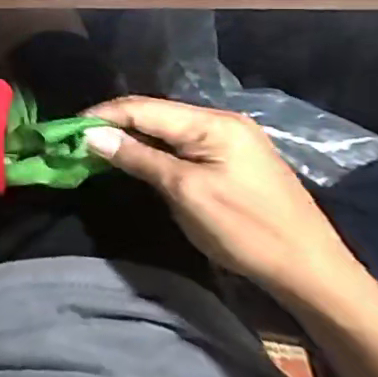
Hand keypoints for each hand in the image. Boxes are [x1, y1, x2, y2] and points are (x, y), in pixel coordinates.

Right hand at [81, 96, 370, 311]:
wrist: (311, 268)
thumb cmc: (246, 230)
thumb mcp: (186, 193)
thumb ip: (138, 158)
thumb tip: (92, 135)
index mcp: (211, 122)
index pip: (143, 108)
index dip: (102, 115)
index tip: (67, 128)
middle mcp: (221, 120)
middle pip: (155, 114)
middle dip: (115, 124)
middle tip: (78, 141)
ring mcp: (231, 138)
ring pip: (168, 129)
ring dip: (134, 137)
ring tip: (99, 149)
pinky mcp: (235, 158)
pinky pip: (184, 144)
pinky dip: (156, 150)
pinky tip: (139, 160)